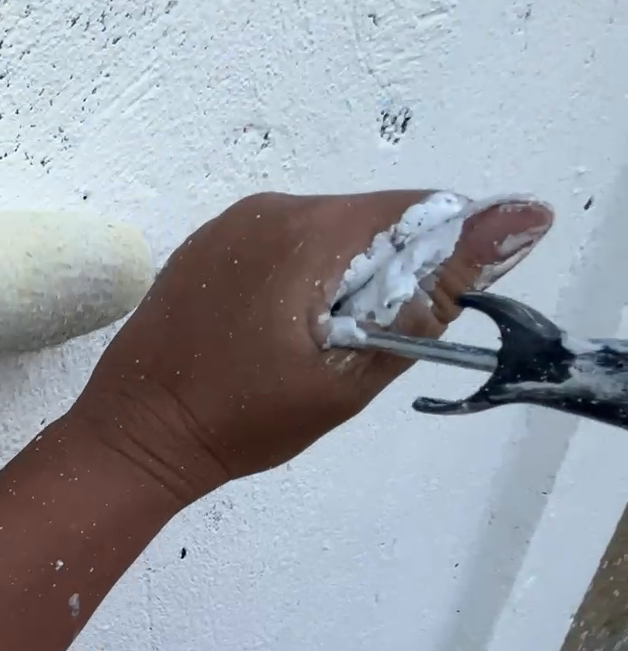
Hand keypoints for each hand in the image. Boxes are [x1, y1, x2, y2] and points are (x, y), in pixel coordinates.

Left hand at [66, 191, 554, 503]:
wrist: (134, 438)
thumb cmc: (236, 417)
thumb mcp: (352, 367)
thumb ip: (431, 292)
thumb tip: (516, 219)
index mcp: (306, 229)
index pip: (421, 215)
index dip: (428, 269)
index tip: (387, 325)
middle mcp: (261, 212)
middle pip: (368, 225)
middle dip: (372, 279)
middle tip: (328, 348)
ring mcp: (219, 232)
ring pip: (319, 239)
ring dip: (327, 285)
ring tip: (285, 347)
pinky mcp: (193, 256)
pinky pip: (270, 252)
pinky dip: (283, 285)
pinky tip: (255, 336)